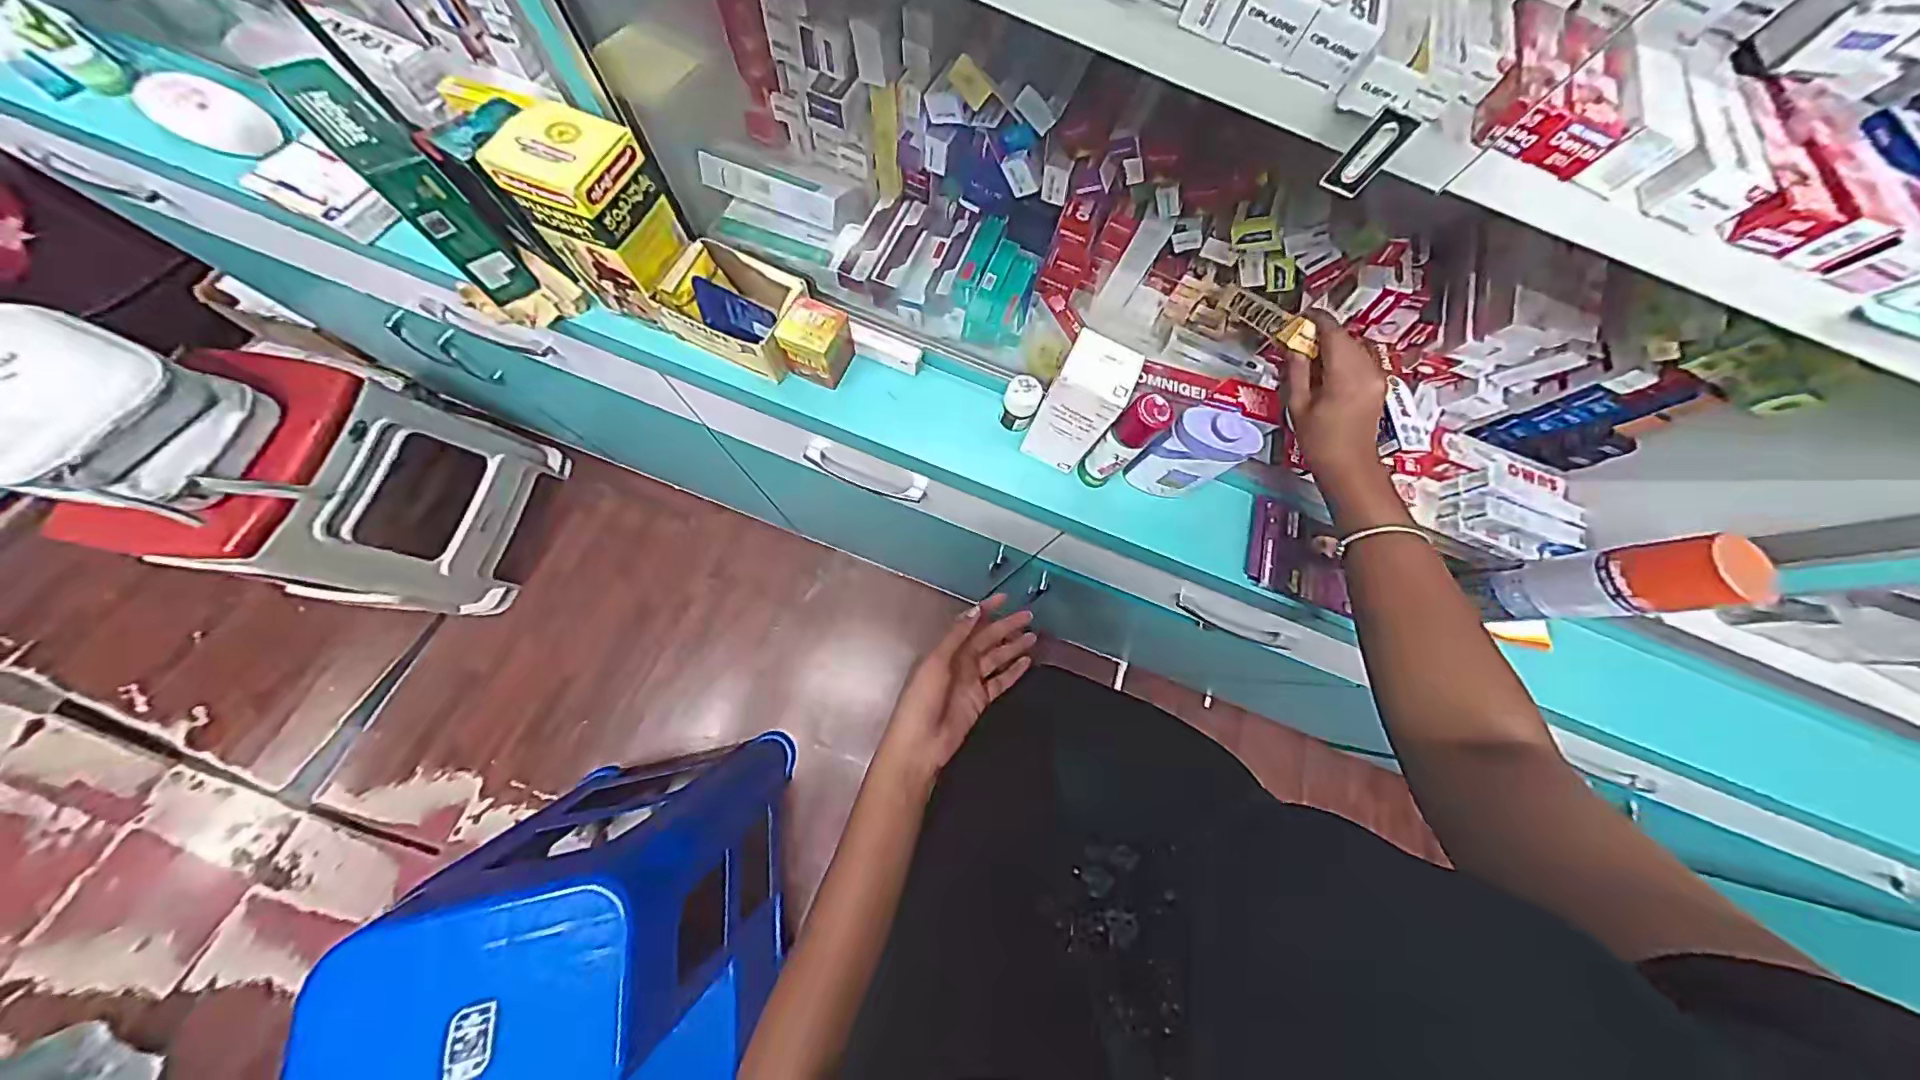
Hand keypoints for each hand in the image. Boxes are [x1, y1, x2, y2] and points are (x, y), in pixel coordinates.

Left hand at [872, 595, 1034, 791]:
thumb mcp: (936, 662)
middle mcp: (960, 662)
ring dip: (1013, 647)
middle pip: (987, 640)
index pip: (970, 624)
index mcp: (946, 650)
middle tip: (1028, 616)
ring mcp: (971, 681)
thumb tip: (974, 611)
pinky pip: (1000, 681)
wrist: (922, 742)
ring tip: (1033, 636)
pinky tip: (1026, 662)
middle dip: (1007, 627)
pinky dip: (1013, 671)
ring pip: (997, 658)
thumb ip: (957, 636)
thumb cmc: (922, 700)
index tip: (1005, 598)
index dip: (987, 610)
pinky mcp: (981, 700)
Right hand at [1283, 312, 1388, 485]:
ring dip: (1334, 346)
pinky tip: (1327, 371)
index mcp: (1346, 373)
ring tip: (1311, 357)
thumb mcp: (1298, 404)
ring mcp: (1378, 376)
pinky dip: (1344, 358)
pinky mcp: (1380, 384)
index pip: (1333, 332)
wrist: (1349, 465)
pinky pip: (1362, 360)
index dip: (1316, 320)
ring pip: (1355, 347)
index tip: (1300, 317)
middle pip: (1346, 337)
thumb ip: (1297, 370)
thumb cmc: (1318, 440)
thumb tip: (1295, 345)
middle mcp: (1368, 369)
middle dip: (1323, 334)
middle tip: (1299, 340)